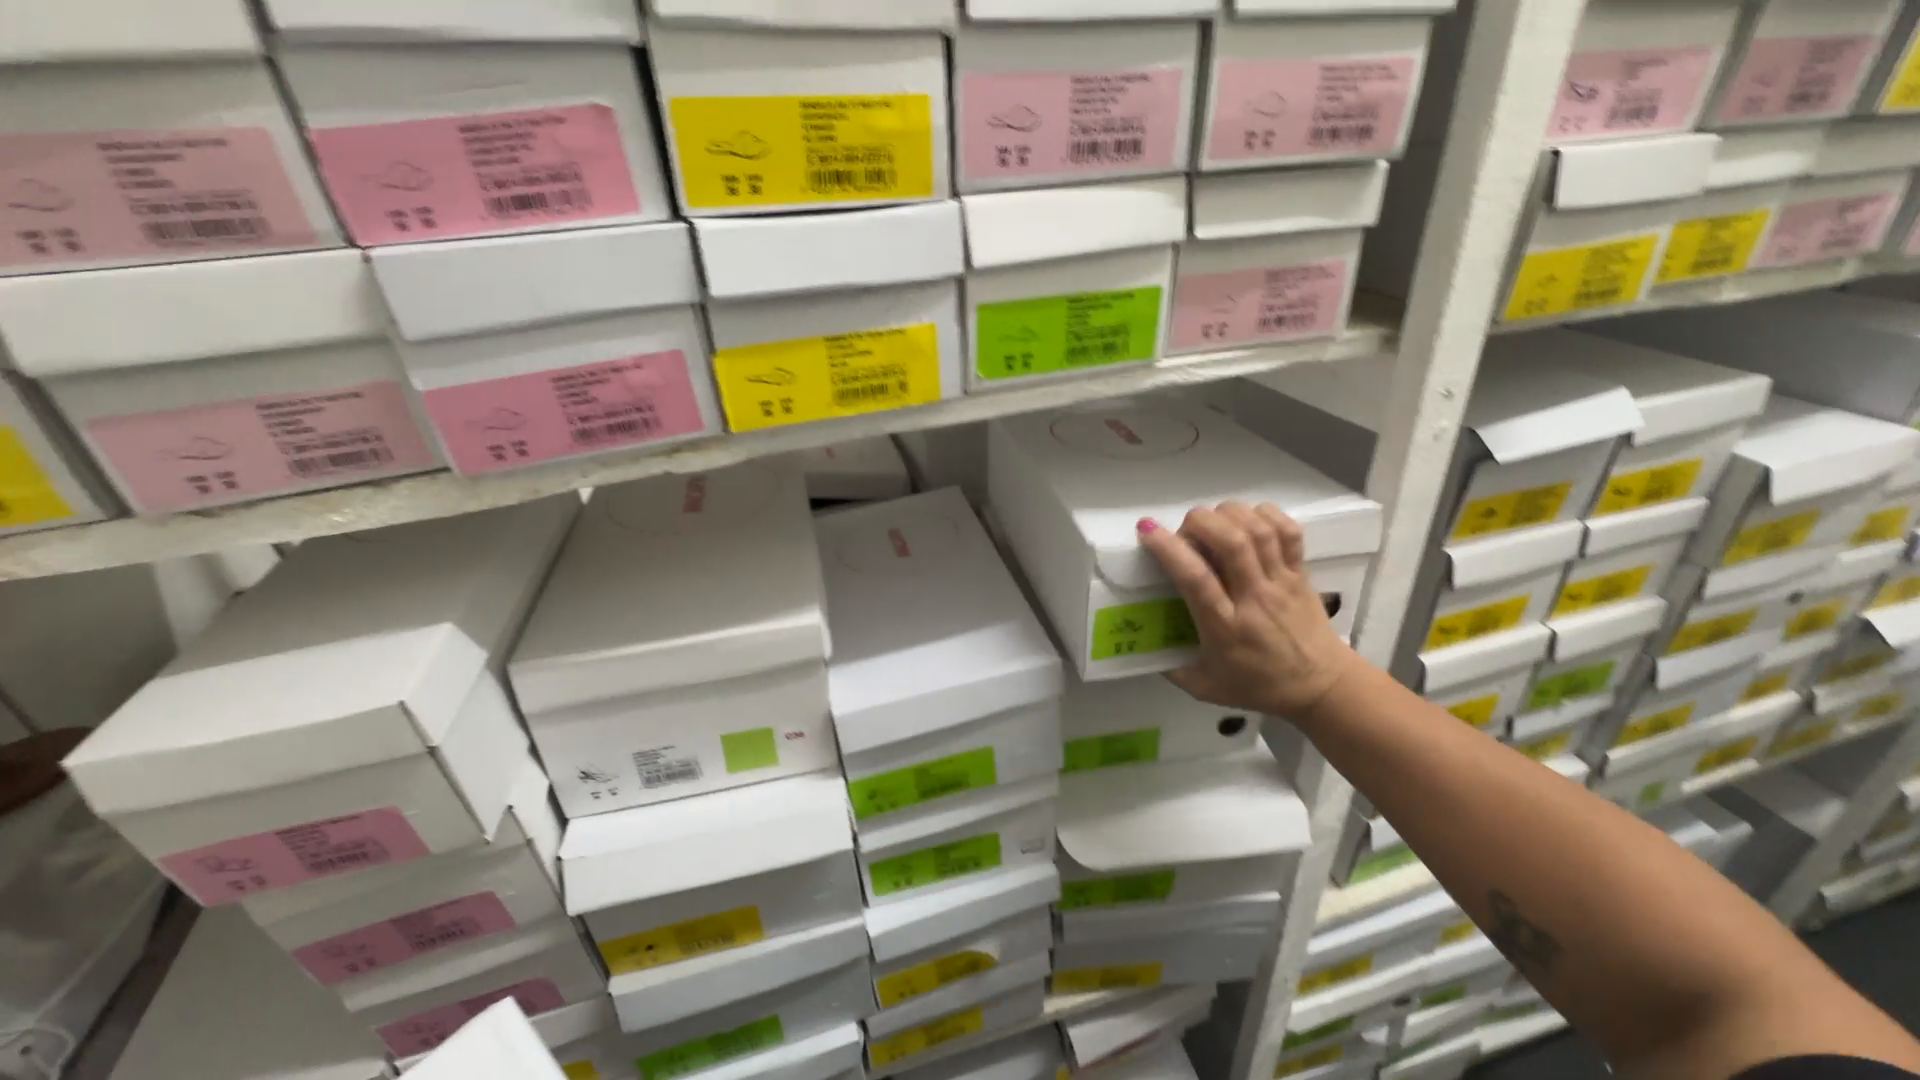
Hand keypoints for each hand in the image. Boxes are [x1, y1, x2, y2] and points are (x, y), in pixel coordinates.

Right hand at [1137, 502, 1362, 717]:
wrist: (1322, 687)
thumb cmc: (1261, 687)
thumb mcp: (1206, 688)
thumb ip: (1172, 668)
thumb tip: (1141, 643)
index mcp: (1226, 628)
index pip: (1196, 579)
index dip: (1170, 549)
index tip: (1148, 531)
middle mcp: (1254, 599)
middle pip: (1231, 541)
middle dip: (1200, 522)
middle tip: (1186, 531)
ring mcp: (1282, 582)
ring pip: (1258, 529)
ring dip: (1229, 513)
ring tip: (1213, 521)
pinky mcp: (1301, 573)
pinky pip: (1288, 531)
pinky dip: (1265, 514)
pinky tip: (1248, 519)